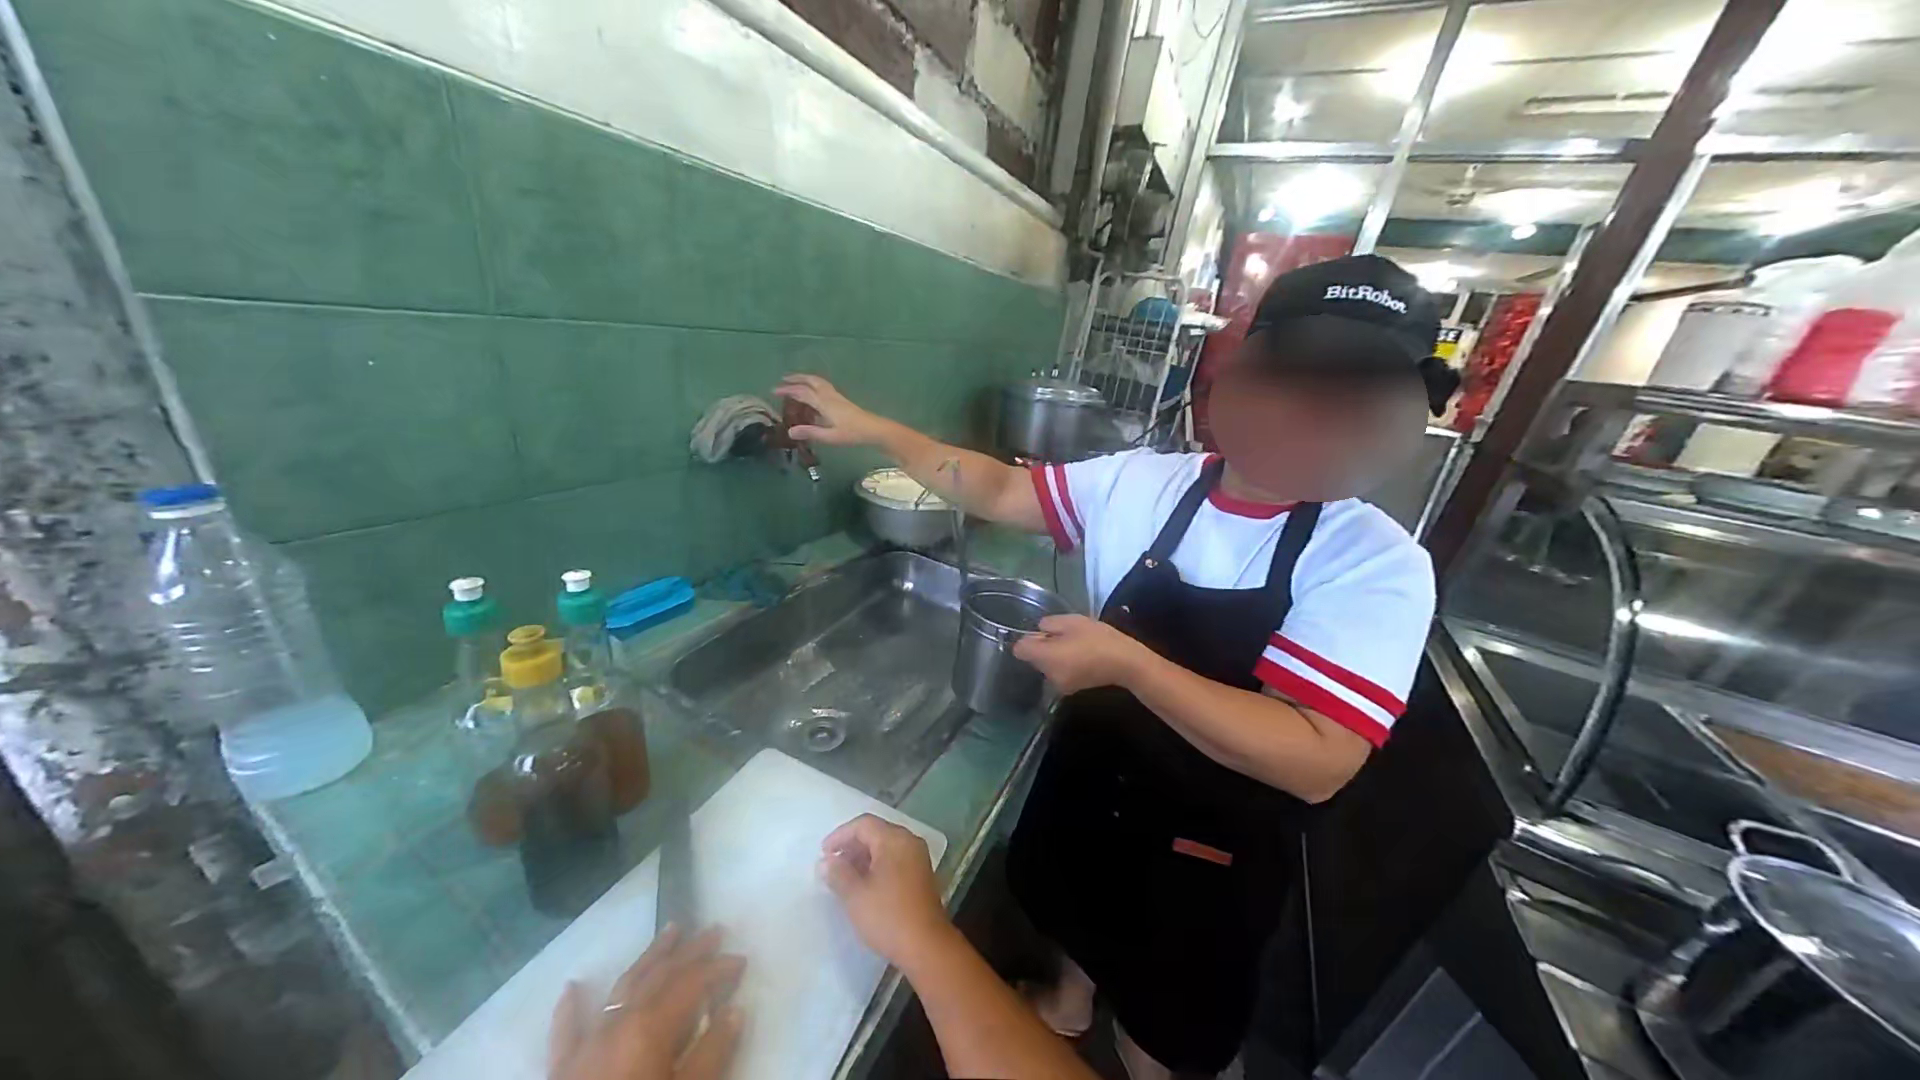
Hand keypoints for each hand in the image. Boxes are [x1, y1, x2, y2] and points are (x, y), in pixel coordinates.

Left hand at [548, 925, 745, 1079]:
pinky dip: (571, 1007)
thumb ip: (712, 1053)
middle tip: (714, 930)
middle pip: (661, 974)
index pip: (693, 983)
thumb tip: (734, 1011)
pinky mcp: (562, 1071)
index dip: (719, 968)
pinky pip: (566, 1031)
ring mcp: (587, 1044)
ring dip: (649, 957)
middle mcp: (618, 1022)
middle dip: (691, 951)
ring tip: (670, 931)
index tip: (742, 961)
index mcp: (651, 1026)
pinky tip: (573, 986)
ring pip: (623, 986)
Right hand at [774, 374, 889, 446]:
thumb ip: (810, 433)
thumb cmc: (852, 434)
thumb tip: (790, 431)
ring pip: (819, 382)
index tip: (774, 390)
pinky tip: (813, 396)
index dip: (787, 390)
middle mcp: (829, 396)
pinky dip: (814, 385)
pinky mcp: (842, 400)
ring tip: (796, 382)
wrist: (874, 429)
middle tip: (783, 379)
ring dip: (806, 379)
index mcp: (824, 403)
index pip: (802, 392)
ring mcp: (836, 396)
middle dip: (796, 378)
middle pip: (811, 381)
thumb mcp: (830, 437)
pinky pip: (824, 387)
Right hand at [820, 814, 953, 966]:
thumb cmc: (888, 916)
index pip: (864, 825)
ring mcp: (918, 859)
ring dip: (863, 857)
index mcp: (895, 840)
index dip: (840, 835)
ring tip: (843, 876)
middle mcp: (909, 842)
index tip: (823, 853)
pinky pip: (894, 860)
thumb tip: (826, 862)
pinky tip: (864, 885)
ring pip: (885, 847)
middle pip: (876, 833)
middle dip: (851, 845)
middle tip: (831, 864)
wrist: (926, 946)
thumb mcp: (855, 896)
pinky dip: (876, 866)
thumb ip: (838, 874)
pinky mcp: (920, 875)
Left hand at [1011, 615, 1150, 694]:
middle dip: (1043, 647)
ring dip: (1054, 656)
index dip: (1027, 639)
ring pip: (1046, 666)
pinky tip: (1082, 656)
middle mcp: (1048, 675)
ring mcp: (1060, 685)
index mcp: (1045, 657)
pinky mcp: (1071, 689)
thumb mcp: (1071, 622)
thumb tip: (1039, 631)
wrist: (1126, 663)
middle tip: (1065, 636)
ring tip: (1076, 645)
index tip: (1042, 633)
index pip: (1019, 650)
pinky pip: (1058, 673)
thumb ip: (1048, 625)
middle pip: (1033, 659)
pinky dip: (1064, 665)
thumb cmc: (1098, 639)